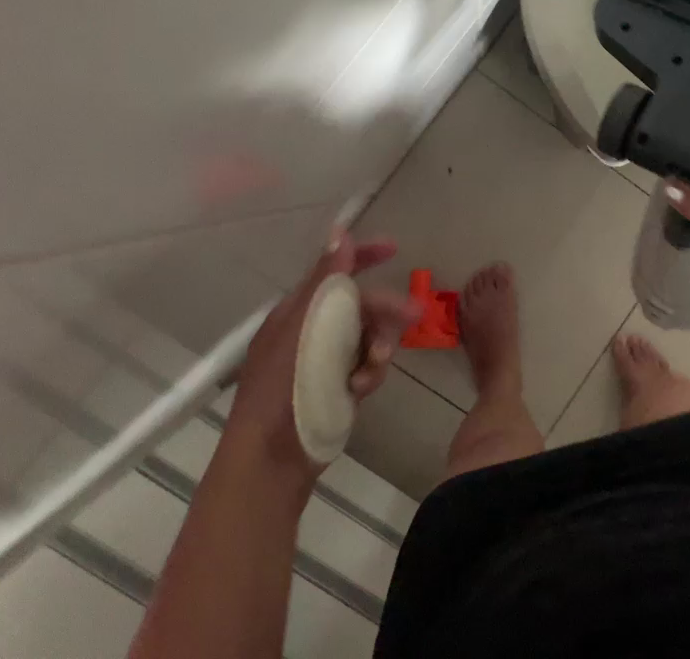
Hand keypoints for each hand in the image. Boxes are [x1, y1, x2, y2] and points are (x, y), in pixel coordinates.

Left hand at [227, 229, 416, 474]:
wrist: (273, 456)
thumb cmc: (282, 387)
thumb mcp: (304, 327)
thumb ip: (325, 282)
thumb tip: (340, 233)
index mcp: (296, 312)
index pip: (331, 272)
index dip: (361, 256)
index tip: (394, 249)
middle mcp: (312, 331)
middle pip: (359, 306)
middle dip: (385, 310)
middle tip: (415, 314)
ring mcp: (327, 360)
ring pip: (369, 337)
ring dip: (378, 346)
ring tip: (374, 366)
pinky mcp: (341, 386)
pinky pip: (367, 366)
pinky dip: (369, 373)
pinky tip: (362, 388)